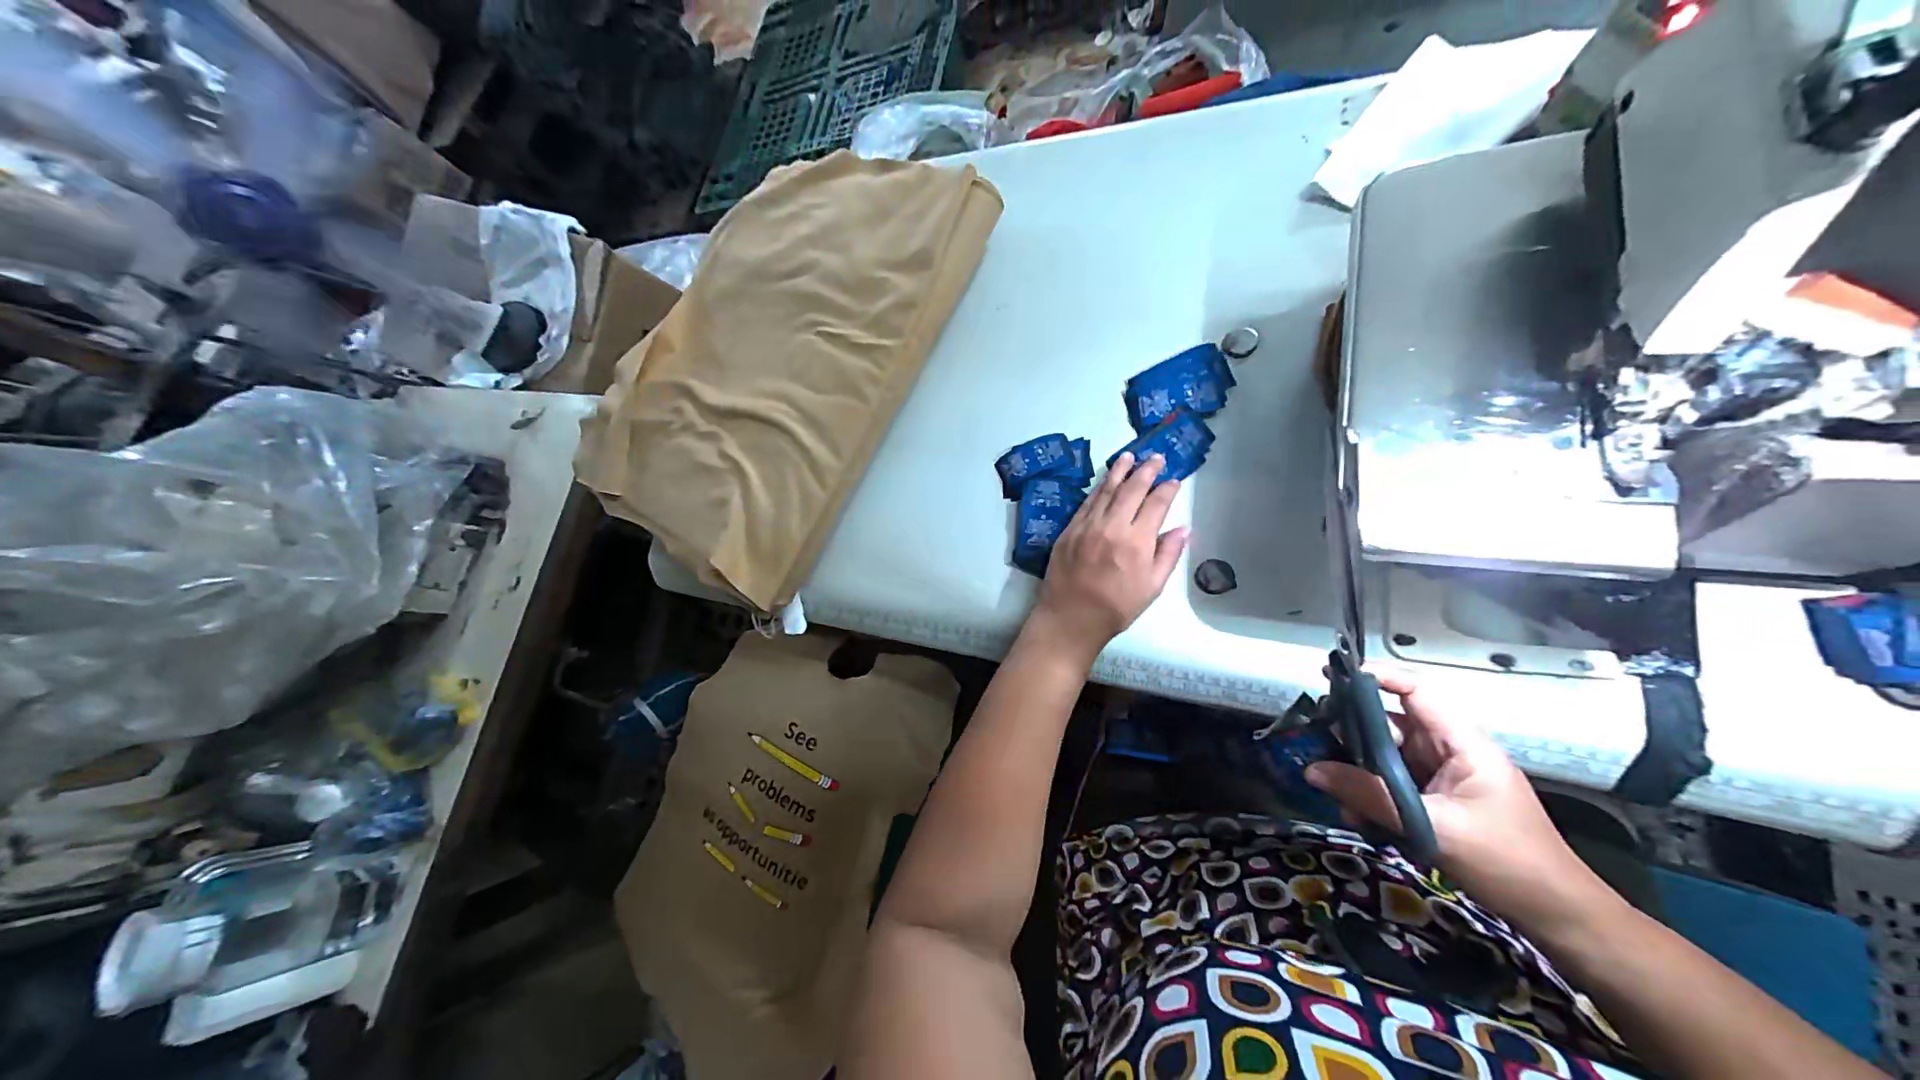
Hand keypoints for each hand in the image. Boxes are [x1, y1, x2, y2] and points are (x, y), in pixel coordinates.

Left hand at [1029, 452, 1188, 660]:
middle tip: (1156, 458)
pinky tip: (1105, 481)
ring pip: (1106, 490)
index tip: (1174, 480)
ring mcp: (1087, 525)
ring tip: (1129, 456)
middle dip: (1146, 471)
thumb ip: (1168, 555)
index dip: (1167, 490)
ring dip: (1120, 471)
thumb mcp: (1152, 587)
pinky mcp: (1069, 529)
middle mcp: (1112, 526)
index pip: (1156, 505)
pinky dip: (1098, 488)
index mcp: (1137, 542)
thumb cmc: (1116, 607)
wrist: (1071, 617)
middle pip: (1132, 489)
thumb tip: (1183, 529)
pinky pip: (1087, 502)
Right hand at [1305, 667, 1603, 930]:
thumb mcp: (1432, 827)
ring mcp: (1444, 778)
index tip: (1332, 675)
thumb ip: (1371, 796)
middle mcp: (1451, 753)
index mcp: (1463, 744)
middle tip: (1317, 744)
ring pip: (1388, 759)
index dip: (1376, 678)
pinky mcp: (1437, 803)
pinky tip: (1357, 817)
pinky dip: (1372, 796)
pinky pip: (1394, 787)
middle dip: (1354, 735)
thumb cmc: (1506, 862)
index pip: (1416, 692)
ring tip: (1335, 794)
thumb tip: (1313, 770)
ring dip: (1359, 774)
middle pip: (1392, 725)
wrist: (1557, 916)